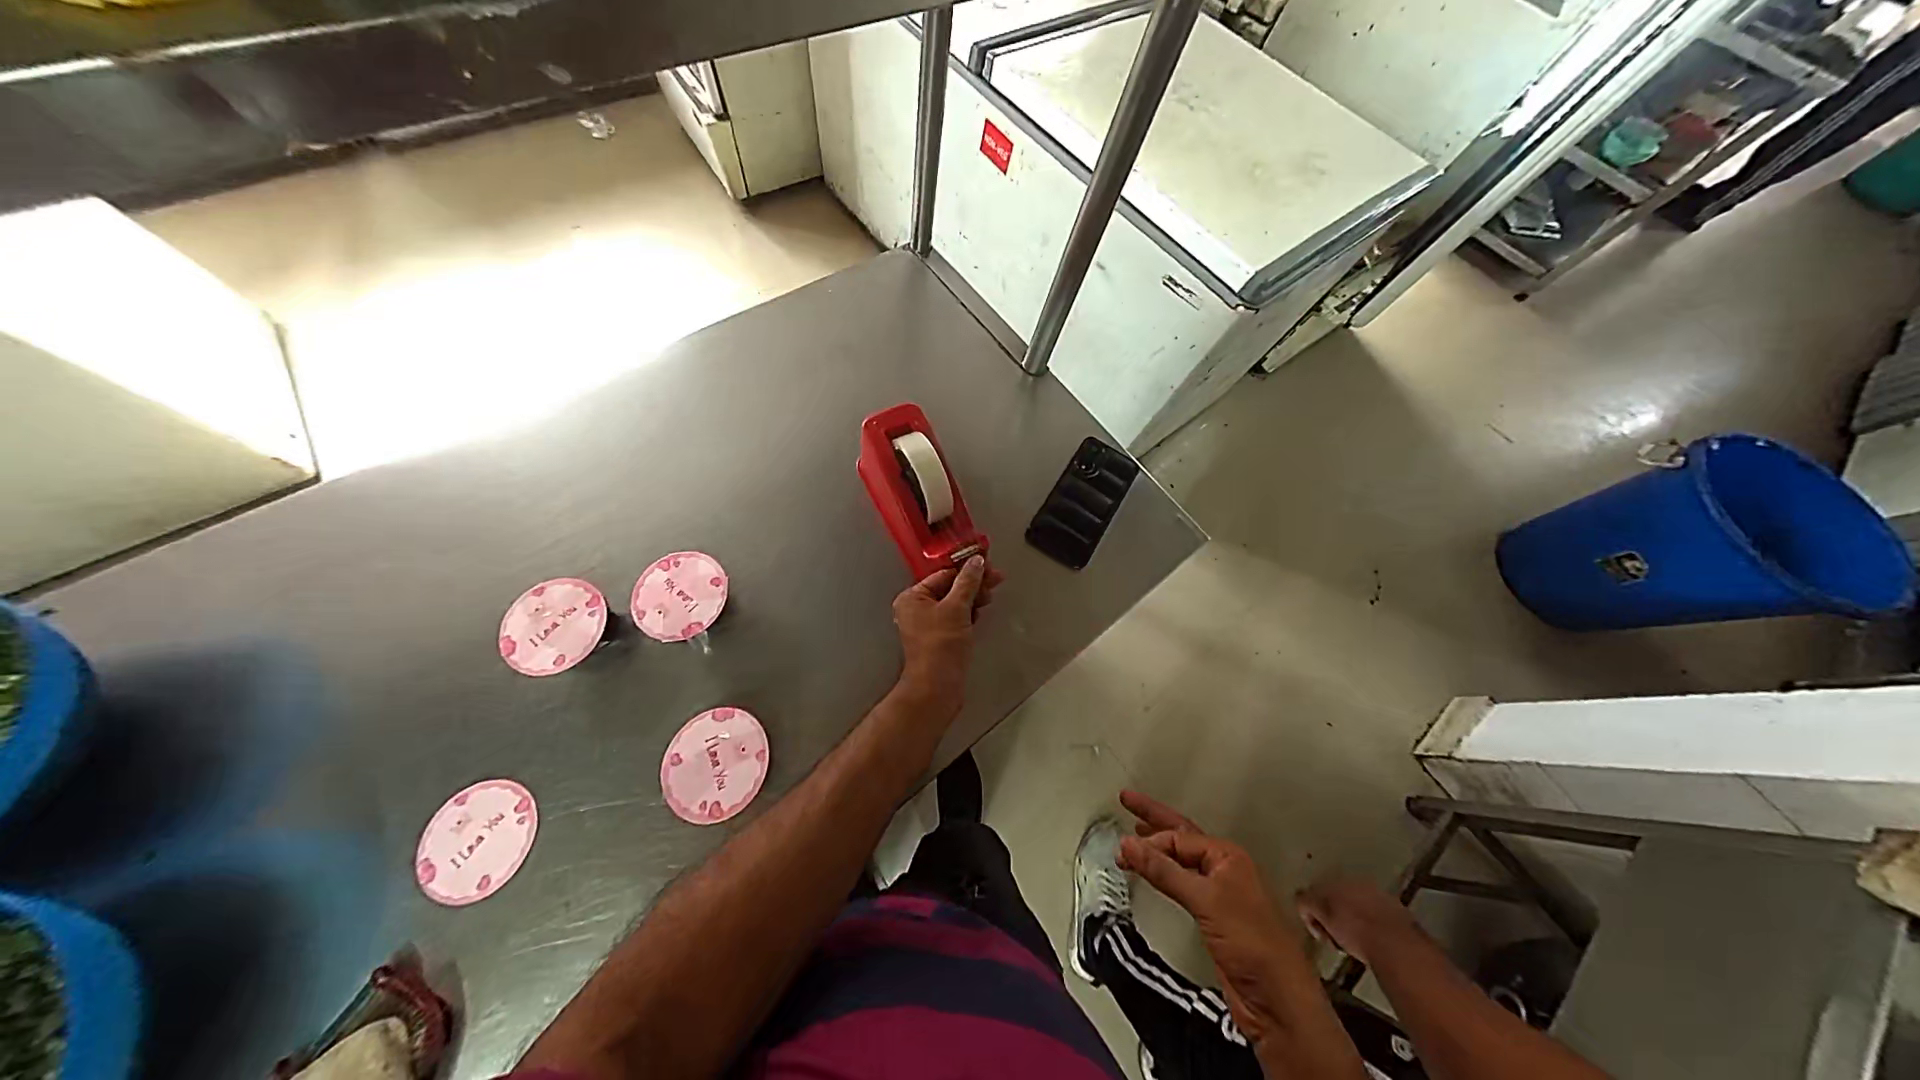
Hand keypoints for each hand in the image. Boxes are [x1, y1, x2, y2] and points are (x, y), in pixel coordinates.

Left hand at [891, 556, 1001, 718]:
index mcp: (912, 597)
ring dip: (973, 597)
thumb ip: (968, 582)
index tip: (987, 564)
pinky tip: (980, 611)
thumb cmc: (940, 646)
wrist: (938, 686)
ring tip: (989, 596)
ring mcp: (928, 624)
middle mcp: (916, 608)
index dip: (966, 568)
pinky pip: (956, 617)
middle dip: (973, 583)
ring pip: (954, 602)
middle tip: (996, 579)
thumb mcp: (956, 607)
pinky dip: (969, 613)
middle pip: (949, 587)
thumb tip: (977, 562)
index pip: (943, 574)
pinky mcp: (940, 638)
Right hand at [1117, 791, 1304, 1045]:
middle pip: (1181, 835)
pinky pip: (1181, 883)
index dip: (1151, 841)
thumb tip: (1129, 844)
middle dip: (1153, 818)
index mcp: (1228, 857)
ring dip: (1157, 846)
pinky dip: (1164, 873)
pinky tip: (1155, 873)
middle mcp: (1224, 870)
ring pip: (1181, 859)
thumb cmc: (1254, 945)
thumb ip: (1164, 871)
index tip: (1124, 851)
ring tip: (1135, 832)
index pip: (1179, 837)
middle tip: (1128, 800)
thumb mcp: (1206, 900)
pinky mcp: (1212, 917)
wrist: (1277, 1000)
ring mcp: (1218, 893)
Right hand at [1296, 877, 1418, 966]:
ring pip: (1354, 903)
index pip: (1312, 891)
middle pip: (1334, 895)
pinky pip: (1373, 912)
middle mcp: (1354, 880)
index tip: (1318, 933)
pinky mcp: (1395, 906)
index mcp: (1334, 880)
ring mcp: (1376, 892)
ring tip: (1353, 941)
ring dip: (1350, 916)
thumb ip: (1306, 905)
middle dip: (1331, 912)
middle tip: (1333, 936)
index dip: (1310, 913)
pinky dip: (1369, 922)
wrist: (1398, 945)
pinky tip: (1372, 939)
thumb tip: (1299, 899)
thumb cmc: (1355, 933)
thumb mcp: (1324, 920)